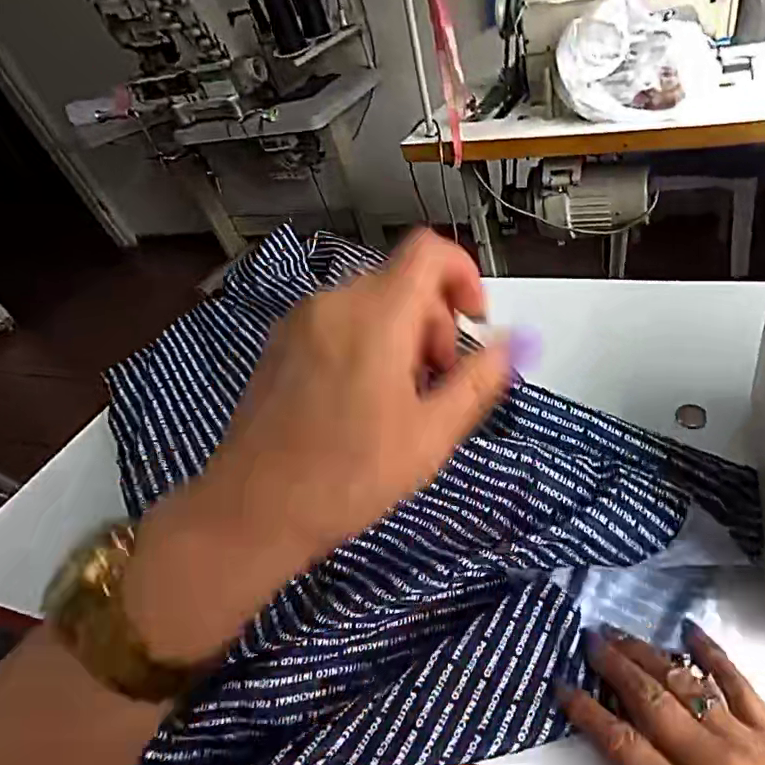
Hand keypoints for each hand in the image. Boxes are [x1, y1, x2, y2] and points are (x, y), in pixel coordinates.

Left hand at [122, 230, 513, 664]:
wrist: (252, 512)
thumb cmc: (349, 475)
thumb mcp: (433, 433)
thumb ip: (479, 380)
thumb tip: (512, 343)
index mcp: (375, 315)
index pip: (430, 252)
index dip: (466, 277)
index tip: (475, 325)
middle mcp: (334, 303)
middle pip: (406, 283)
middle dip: (438, 326)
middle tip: (440, 385)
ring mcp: (301, 322)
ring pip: (375, 305)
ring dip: (407, 339)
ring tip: (405, 402)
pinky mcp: (282, 345)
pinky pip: (343, 323)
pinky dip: (372, 345)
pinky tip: (367, 402)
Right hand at [562, 626, 764, 764]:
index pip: (624, 749)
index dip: (589, 715)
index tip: (566, 689)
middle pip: (654, 703)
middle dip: (617, 667)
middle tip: (592, 641)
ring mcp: (751, 745)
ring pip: (691, 685)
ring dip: (654, 655)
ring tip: (627, 634)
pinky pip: (741, 686)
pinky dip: (715, 655)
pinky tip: (695, 634)